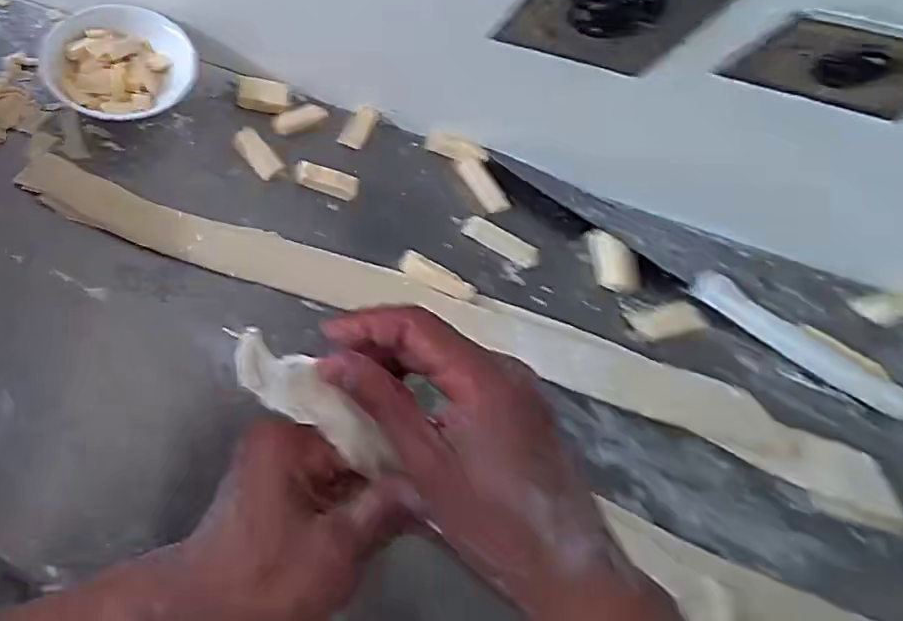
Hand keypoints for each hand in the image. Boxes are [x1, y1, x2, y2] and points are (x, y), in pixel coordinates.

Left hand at [165, 419, 412, 620]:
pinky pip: (309, 479)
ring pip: (326, 466)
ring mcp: (264, 459)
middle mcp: (271, 436)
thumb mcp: (336, 548)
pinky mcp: (262, 484)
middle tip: (414, 501)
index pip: (351, 432)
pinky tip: (360, 522)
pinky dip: (333, 500)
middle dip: (373, 476)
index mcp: (284, 437)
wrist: (211, 605)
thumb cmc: (271, 574)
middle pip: (338, 446)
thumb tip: (422, 487)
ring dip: (355, 492)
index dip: (389, 457)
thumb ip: (380, 511)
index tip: (422, 478)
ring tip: (396, 513)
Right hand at [319, 306, 678, 620]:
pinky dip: (422, 374)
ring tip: (359, 378)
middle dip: (377, 340)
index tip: (328, 338)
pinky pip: (458, 370)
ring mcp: (514, 384)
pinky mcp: (516, 402)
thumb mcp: (426, 464)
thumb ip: (380, 401)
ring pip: (442, 349)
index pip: (415, 324)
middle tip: (337, 362)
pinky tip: (399, 395)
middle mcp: (502, 368)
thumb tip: (334, 361)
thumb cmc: (496, 526)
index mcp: (484, 377)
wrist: (574, 578)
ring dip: (397, 356)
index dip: (366, 324)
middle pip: (428, 332)